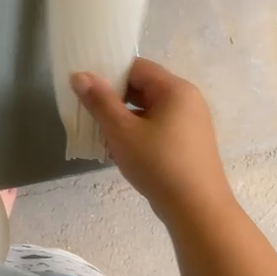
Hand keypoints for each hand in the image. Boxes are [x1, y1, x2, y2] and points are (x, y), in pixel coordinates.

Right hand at [71, 58, 232, 217]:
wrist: (197, 209)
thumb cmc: (158, 163)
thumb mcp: (121, 131)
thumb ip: (99, 101)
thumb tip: (79, 76)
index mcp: (175, 89)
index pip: (137, 67)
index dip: (109, 74)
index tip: (86, 89)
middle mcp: (187, 100)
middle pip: (143, 87)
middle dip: (114, 99)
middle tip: (89, 114)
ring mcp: (191, 122)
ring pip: (148, 109)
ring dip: (123, 118)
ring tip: (101, 136)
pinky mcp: (189, 142)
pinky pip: (157, 126)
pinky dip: (137, 132)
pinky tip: (120, 151)